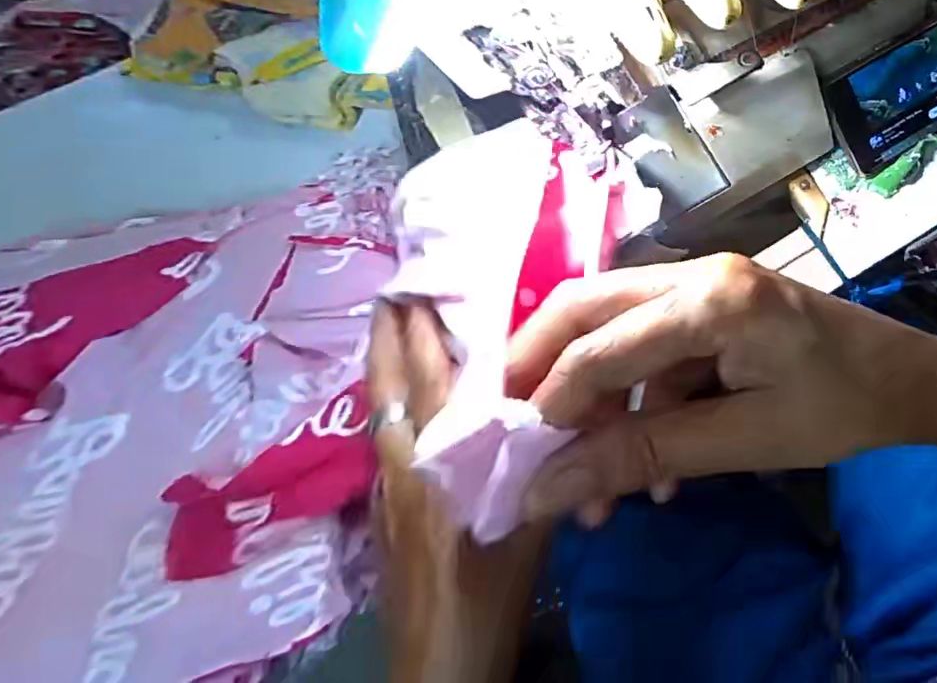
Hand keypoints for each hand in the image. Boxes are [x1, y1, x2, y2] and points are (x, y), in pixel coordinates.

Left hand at [368, 300, 550, 682]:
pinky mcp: (386, 513)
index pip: (426, 381)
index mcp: (438, 460)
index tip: (417, 290)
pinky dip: (390, 405)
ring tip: (390, 334)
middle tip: (388, 296)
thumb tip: (558, 402)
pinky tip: (405, 404)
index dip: (419, 333)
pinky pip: (385, 440)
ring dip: (382, 370)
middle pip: (385, 390)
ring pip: (378, 415)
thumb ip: (543, 457)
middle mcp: (403, 465)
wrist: (440, 662)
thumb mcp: (532, 518)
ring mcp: (388, 491)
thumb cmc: (490, 586)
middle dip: (384, 340)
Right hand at [505, 254, 936, 523]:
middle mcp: (700, 274)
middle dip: (546, 368)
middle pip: (593, 305)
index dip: (552, 401)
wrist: (907, 379)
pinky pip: (658, 347)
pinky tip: (656, 464)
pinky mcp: (717, 306)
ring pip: (621, 328)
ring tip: (599, 483)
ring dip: (600, 399)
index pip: (603, 345)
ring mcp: (708, 283)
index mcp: (712, 298)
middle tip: (519, 432)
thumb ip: (649, 452)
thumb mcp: (746, 437)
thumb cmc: (840, 405)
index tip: (521, 459)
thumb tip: (553, 486)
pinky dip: (644, 401)